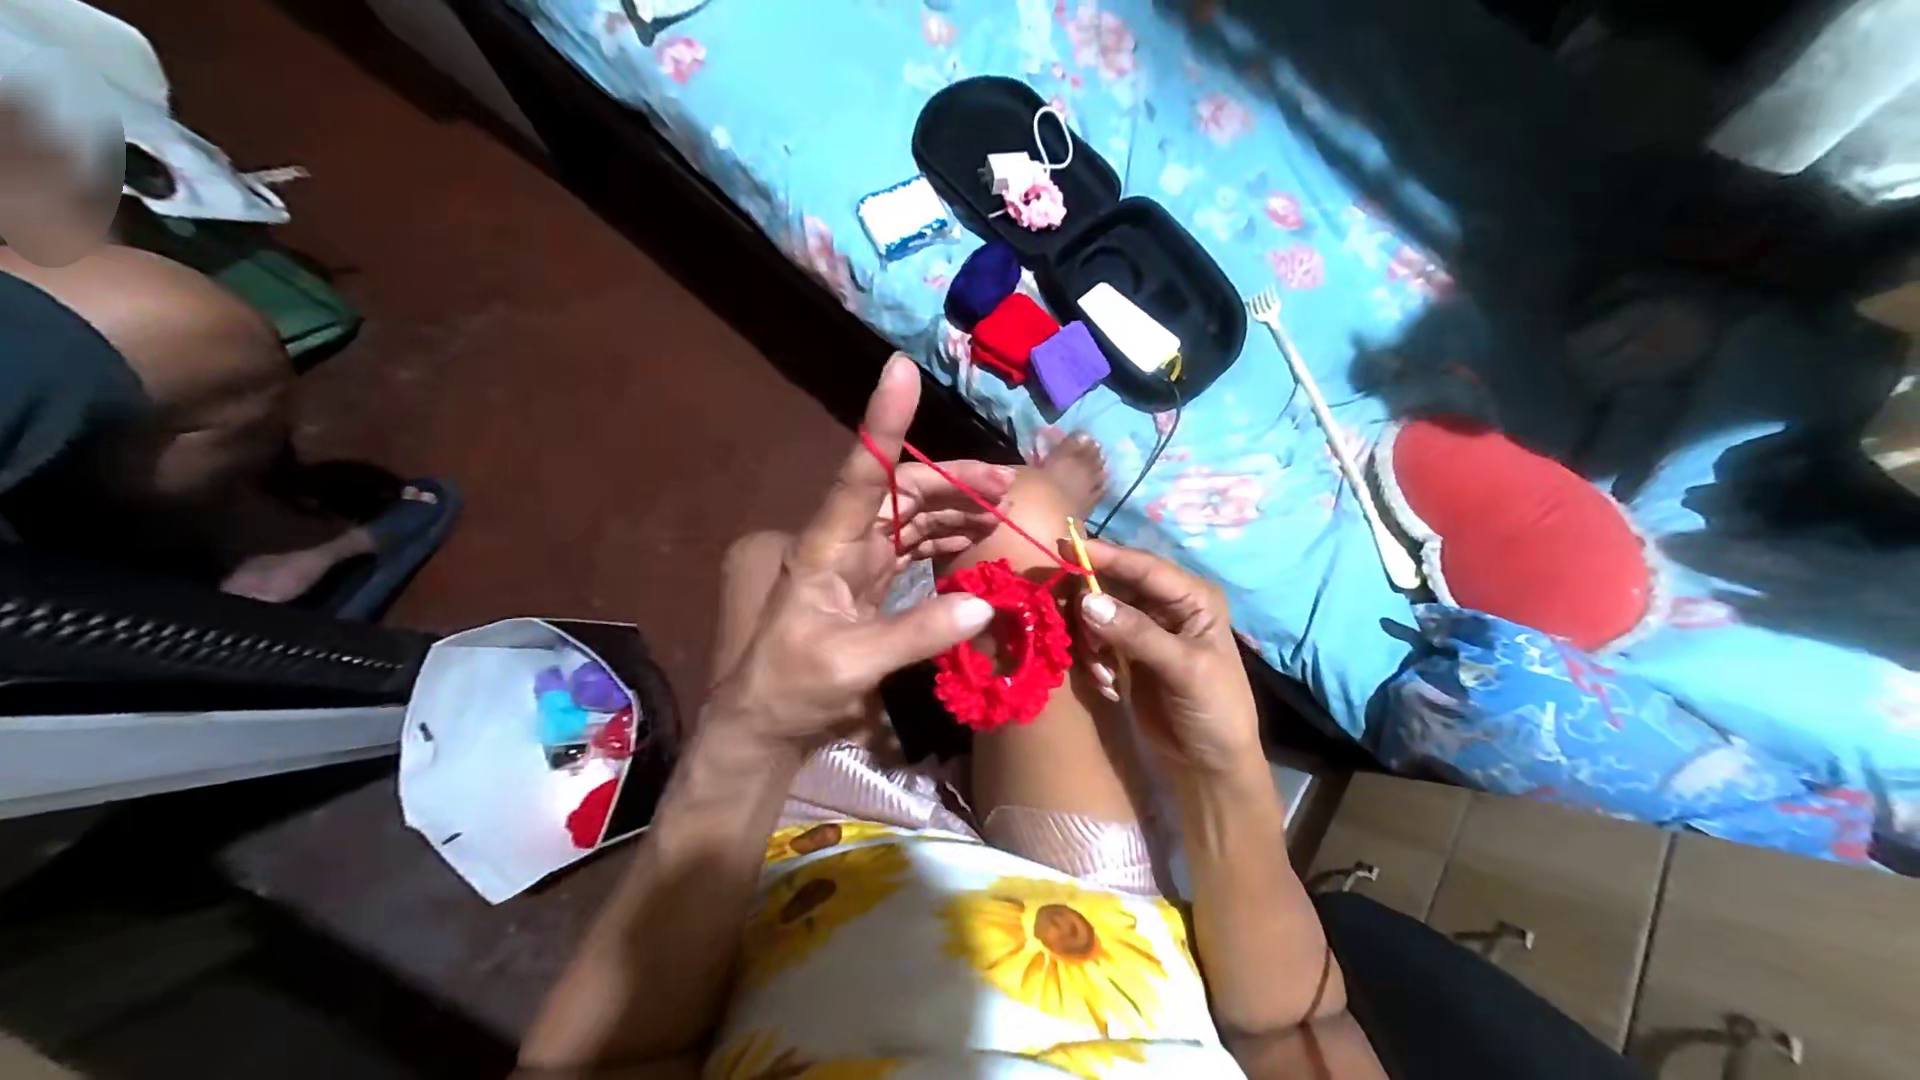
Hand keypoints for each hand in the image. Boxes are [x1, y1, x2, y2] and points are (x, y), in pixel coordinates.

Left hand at [706, 354, 998, 755]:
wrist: (767, 717)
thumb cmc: (792, 686)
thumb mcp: (851, 665)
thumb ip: (916, 635)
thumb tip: (987, 604)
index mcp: (826, 546)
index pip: (858, 475)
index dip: (881, 424)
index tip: (900, 370)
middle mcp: (845, 540)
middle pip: (902, 490)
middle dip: (954, 480)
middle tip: (1008, 484)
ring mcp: (860, 559)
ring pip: (914, 515)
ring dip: (957, 507)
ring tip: (1005, 507)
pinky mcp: (873, 580)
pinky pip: (917, 546)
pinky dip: (949, 539)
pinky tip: (979, 539)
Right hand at [1076, 540, 1261, 777]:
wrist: (1209, 764)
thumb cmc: (1214, 710)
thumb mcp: (1184, 669)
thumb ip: (1136, 633)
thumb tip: (1087, 601)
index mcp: (1191, 596)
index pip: (1142, 566)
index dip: (1104, 556)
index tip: (1064, 549)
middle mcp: (1164, 604)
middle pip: (1111, 585)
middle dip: (1092, 609)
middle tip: (1087, 641)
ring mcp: (1142, 628)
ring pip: (1096, 613)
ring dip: (1091, 643)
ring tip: (1104, 673)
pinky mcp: (1124, 653)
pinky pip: (1092, 641)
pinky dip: (1092, 661)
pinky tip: (1109, 686)